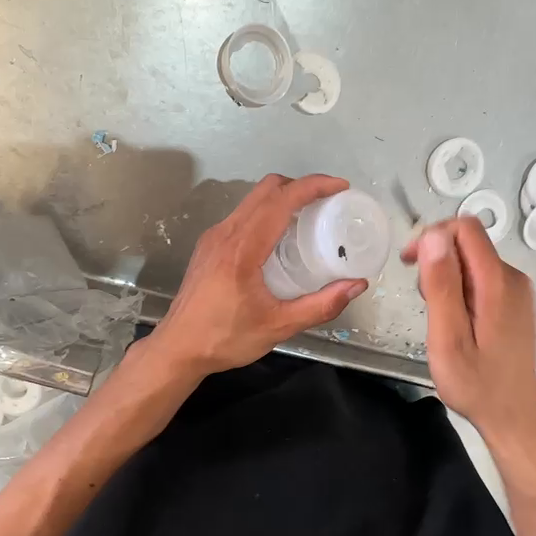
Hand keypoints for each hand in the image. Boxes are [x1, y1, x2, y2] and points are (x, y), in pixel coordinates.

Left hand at [153, 174, 369, 375]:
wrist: (178, 349)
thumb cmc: (225, 338)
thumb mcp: (279, 326)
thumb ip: (321, 306)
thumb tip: (357, 285)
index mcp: (243, 248)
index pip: (281, 200)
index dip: (313, 186)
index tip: (340, 187)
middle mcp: (226, 233)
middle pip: (266, 190)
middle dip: (300, 186)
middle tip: (328, 201)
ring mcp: (213, 237)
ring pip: (252, 201)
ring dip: (282, 199)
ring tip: (308, 217)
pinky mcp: (208, 246)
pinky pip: (242, 216)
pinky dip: (266, 213)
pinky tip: (280, 238)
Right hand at [405, 216, 535, 438]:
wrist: (513, 416)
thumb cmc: (476, 384)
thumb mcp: (448, 338)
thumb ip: (441, 286)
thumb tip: (433, 237)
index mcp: (497, 283)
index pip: (465, 228)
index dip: (432, 237)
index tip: (409, 265)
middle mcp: (513, 278)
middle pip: (468, 243)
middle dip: (437, 260)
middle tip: (425, 302)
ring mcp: (517, 291)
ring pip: (473, 261)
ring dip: (447, 278)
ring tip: (440, 318)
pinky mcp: (515, 304)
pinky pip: (482, 280)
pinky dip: (461, 291)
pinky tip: (455, 323)